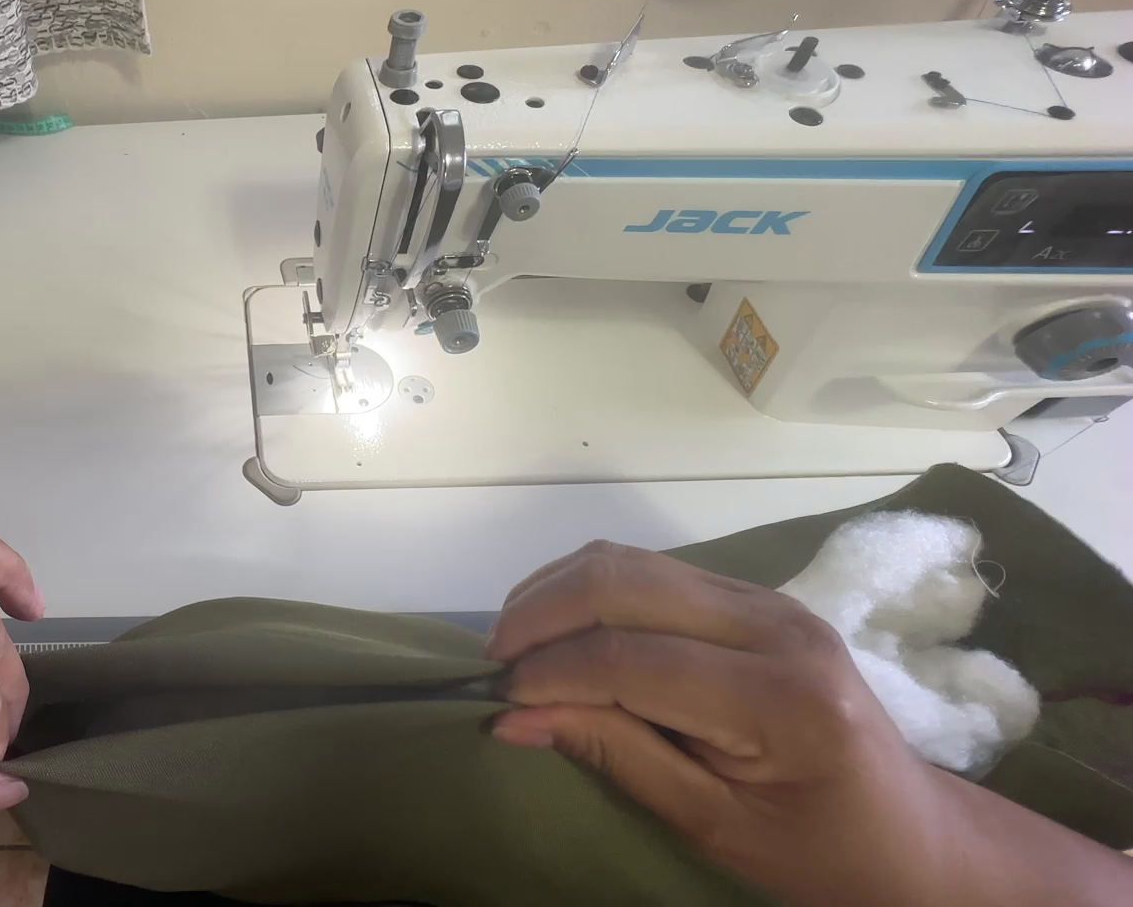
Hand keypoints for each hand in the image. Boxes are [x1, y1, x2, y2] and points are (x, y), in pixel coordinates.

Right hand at [487, 540, 1131, 906]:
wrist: (919, 834)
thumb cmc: (820, 851)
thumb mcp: (712, 824)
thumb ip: (611, 754)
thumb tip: (509, 717)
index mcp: (783, 701)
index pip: (629, 661)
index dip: (549, 674)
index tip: (498, 699)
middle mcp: (774, 625)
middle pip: (618, 585)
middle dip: (537, 615)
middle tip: (494, 658)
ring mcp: (761, 596)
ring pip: (621, 560)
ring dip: (551, 591)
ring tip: (514, 637)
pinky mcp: (744, 590)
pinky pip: (639, 565)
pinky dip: (580, 585)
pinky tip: (555, 618)